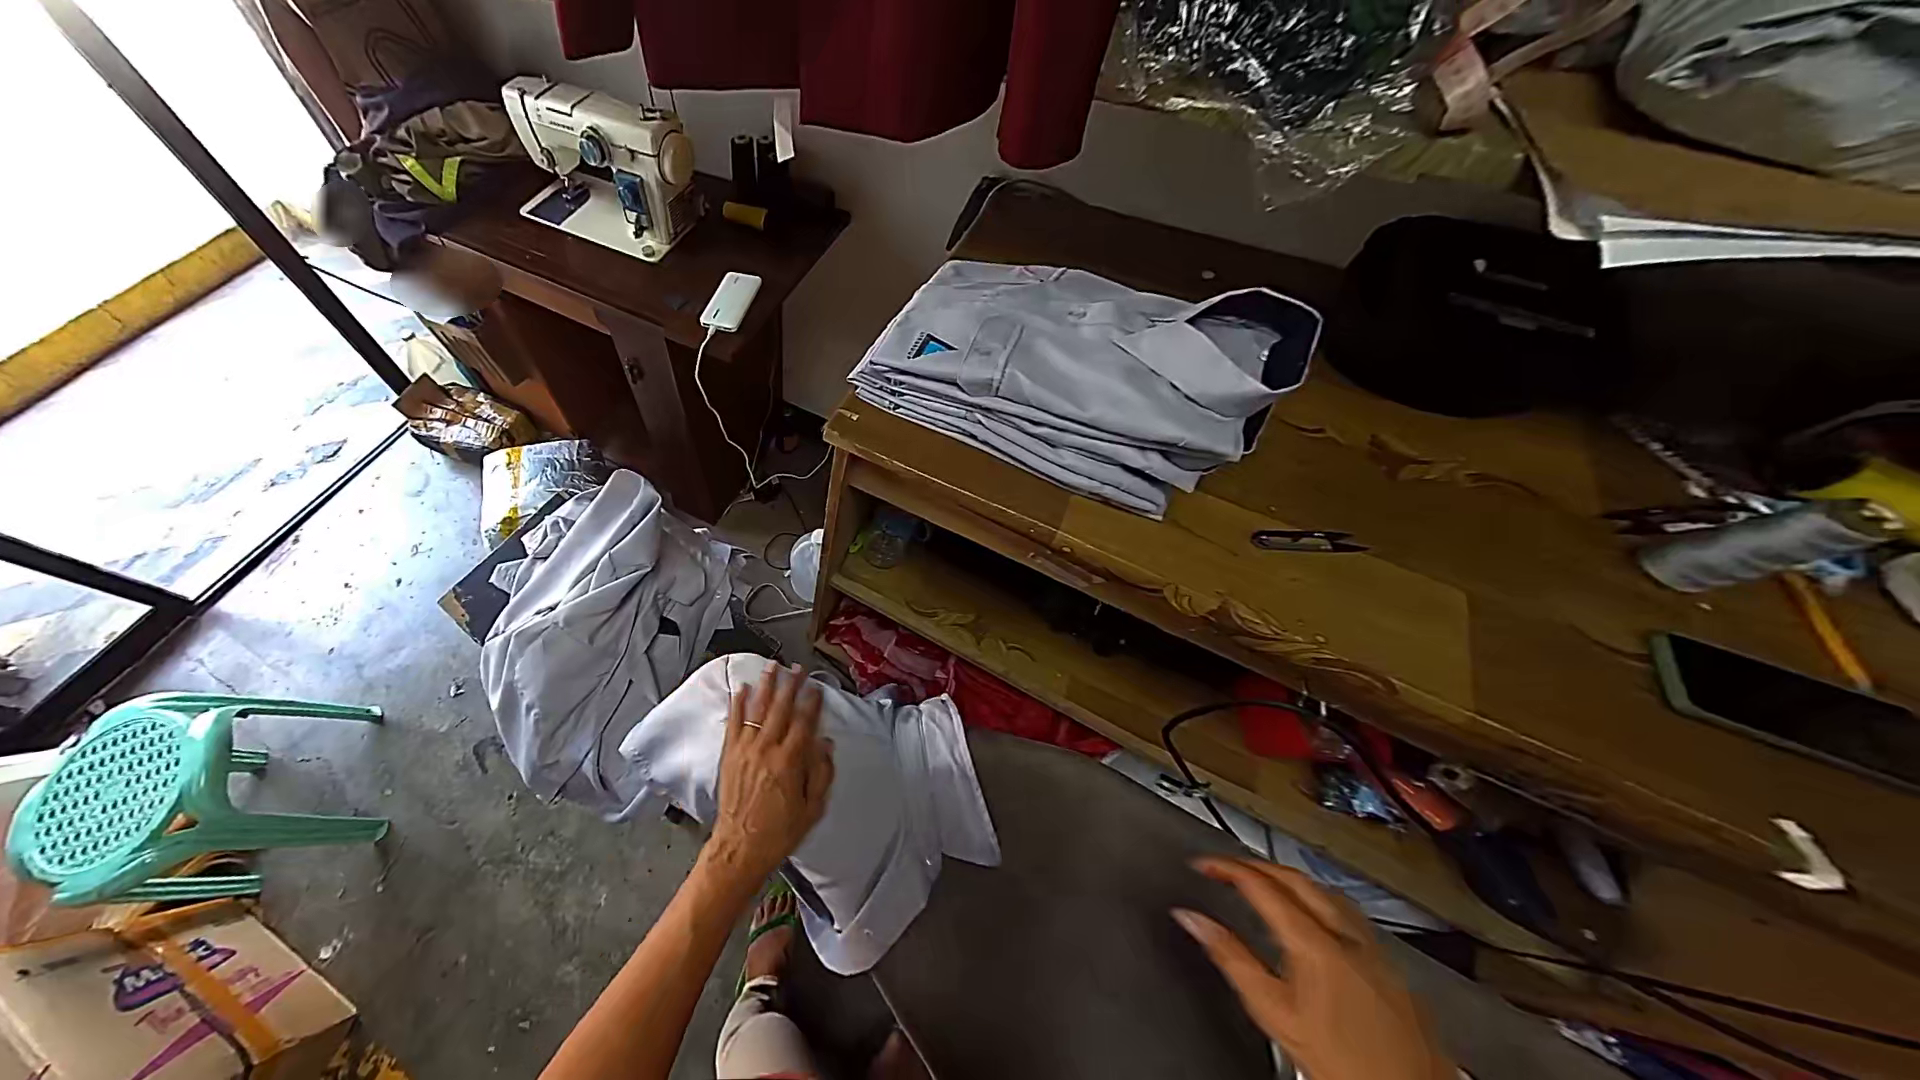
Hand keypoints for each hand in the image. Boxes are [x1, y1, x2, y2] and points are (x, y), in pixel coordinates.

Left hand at [704, 664, 834, 887]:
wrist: (739, 849)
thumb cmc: (778, 832)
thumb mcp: (813, 807)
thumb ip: (822, 773)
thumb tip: (825, 744)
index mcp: (790, 762)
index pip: (804, 721)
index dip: (812, 701)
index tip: (817, 687)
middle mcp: (766, 750)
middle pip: (781, 708)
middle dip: (790, 685)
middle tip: (797, 668)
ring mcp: (745, 751)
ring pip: (756, 709)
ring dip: (765, 686)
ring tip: (771, 667)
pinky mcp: (729, 756)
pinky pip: (733, 723)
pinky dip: (737, 704)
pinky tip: (741, 689)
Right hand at [1173, 857, 1452, 1079]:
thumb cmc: (1345, 1066)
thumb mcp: (1271, 1010)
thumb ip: (1229, 958)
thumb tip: (1193, 921)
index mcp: (1314, 942)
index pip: (1261, 885)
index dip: (1227, 867)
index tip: (1205, 865)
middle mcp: (1346, 936)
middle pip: (1293, 878)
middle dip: (1255, 865)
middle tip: (1227, 866)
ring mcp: (1372, 947)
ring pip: (1324, 890)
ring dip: (1287, 878)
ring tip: (1263, 881)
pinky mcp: (1388, 963)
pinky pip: (1347, 912)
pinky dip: (1317, 899)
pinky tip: (1312, 915)